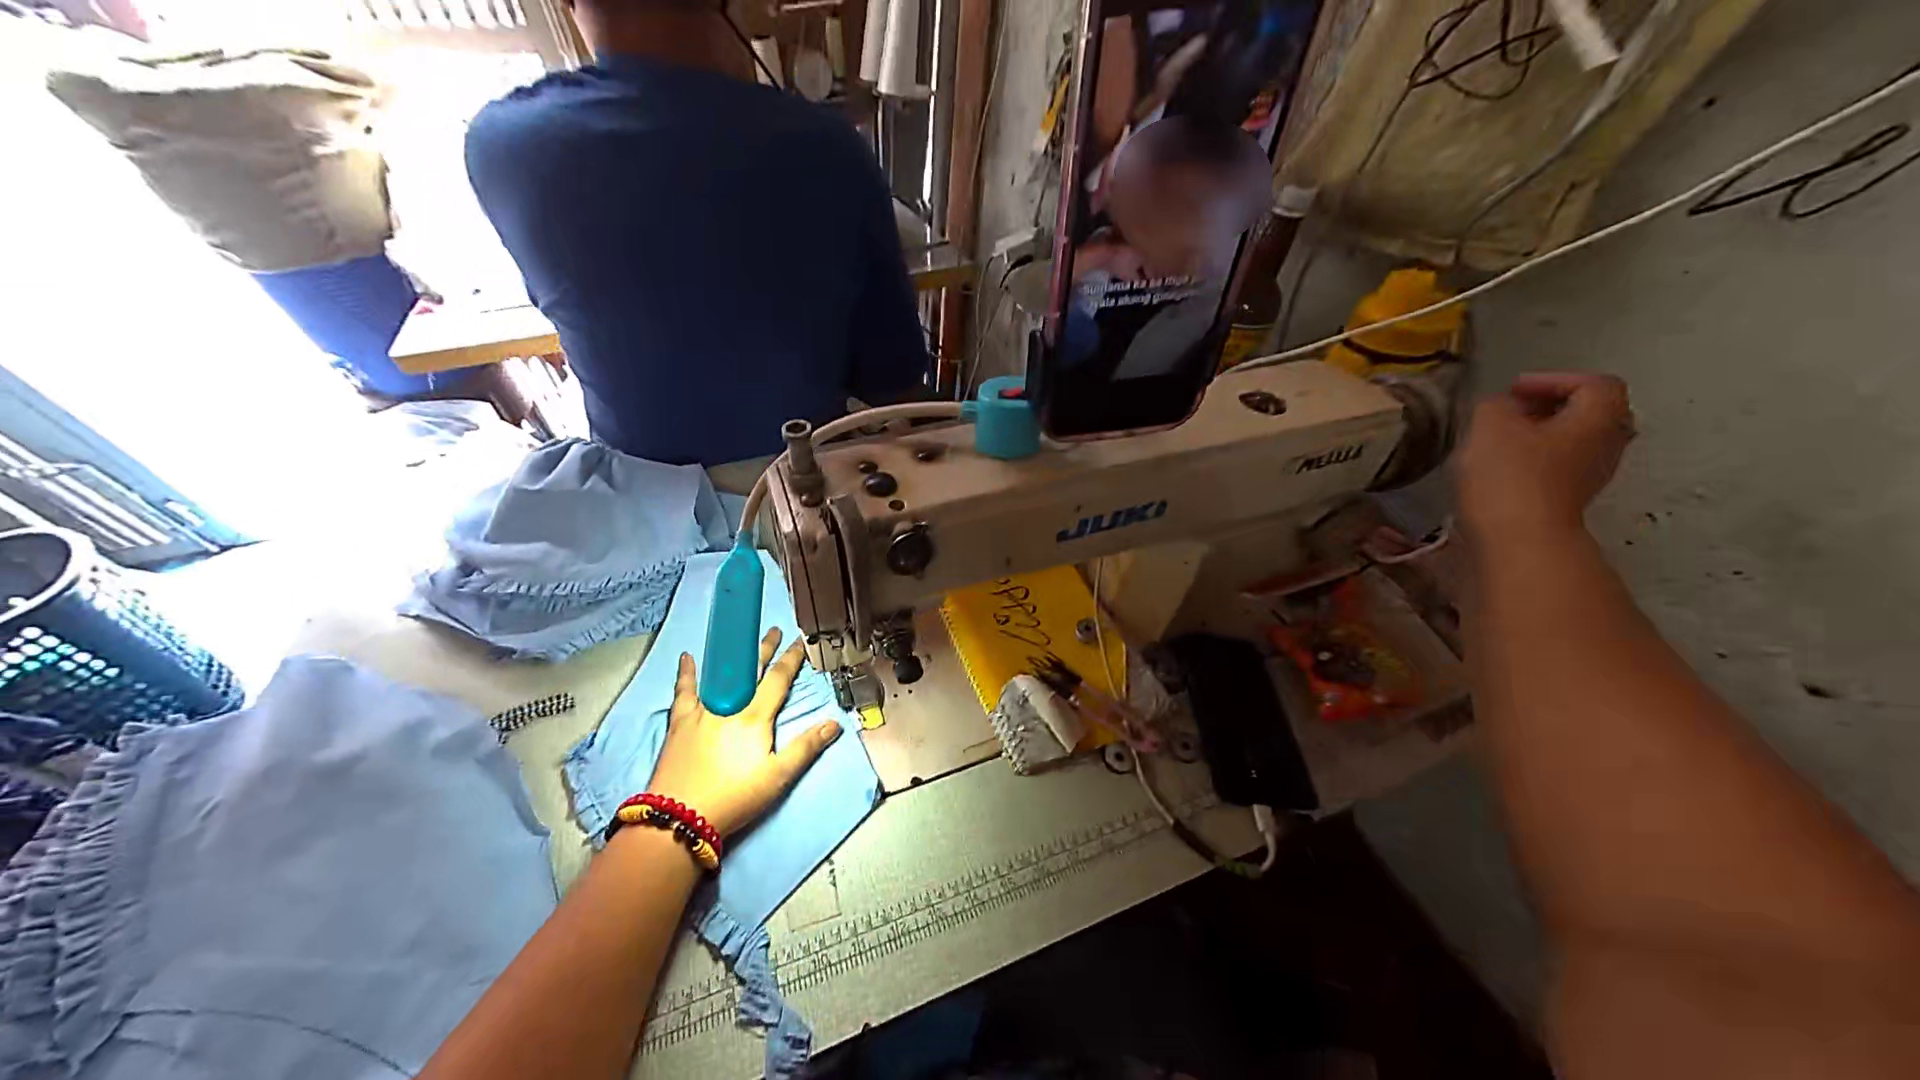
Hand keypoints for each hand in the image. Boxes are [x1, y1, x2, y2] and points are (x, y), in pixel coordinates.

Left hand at [645, 629, 842, 837]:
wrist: (680, 817)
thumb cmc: (733, 798)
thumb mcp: (778, 777)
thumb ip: (806, 747)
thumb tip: (834, 724)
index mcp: (755, 717)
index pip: (778, 680)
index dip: (791, 659)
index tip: (799, 643)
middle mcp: (729, 707)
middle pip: (750, 670)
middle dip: (765, 649)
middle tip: (774, 631)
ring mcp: (701, 713)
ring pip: (721, 675)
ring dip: (734, 655)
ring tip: (739, 638)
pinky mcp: (680, 723)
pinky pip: (684, 692)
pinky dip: (686, 674)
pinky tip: (687, 659)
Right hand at [1457, 373, 1634, 548]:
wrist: (1517, 538)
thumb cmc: (1510, 477)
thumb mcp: (1489, 425)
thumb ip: (1493, 405)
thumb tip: (1498, 408)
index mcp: (1599, 418)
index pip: (1593, 383)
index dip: (1553, 380)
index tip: (1514, 390)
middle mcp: (1607, 445)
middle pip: (1588, 413)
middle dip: (1548, 407)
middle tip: (1511, 410)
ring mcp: (1590, 476)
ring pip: (1572, 442)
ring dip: (1539, 435)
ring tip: (1500, 439)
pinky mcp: (1567, 499)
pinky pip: (1557, 467)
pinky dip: (1533, 460)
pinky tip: (1500, 468)